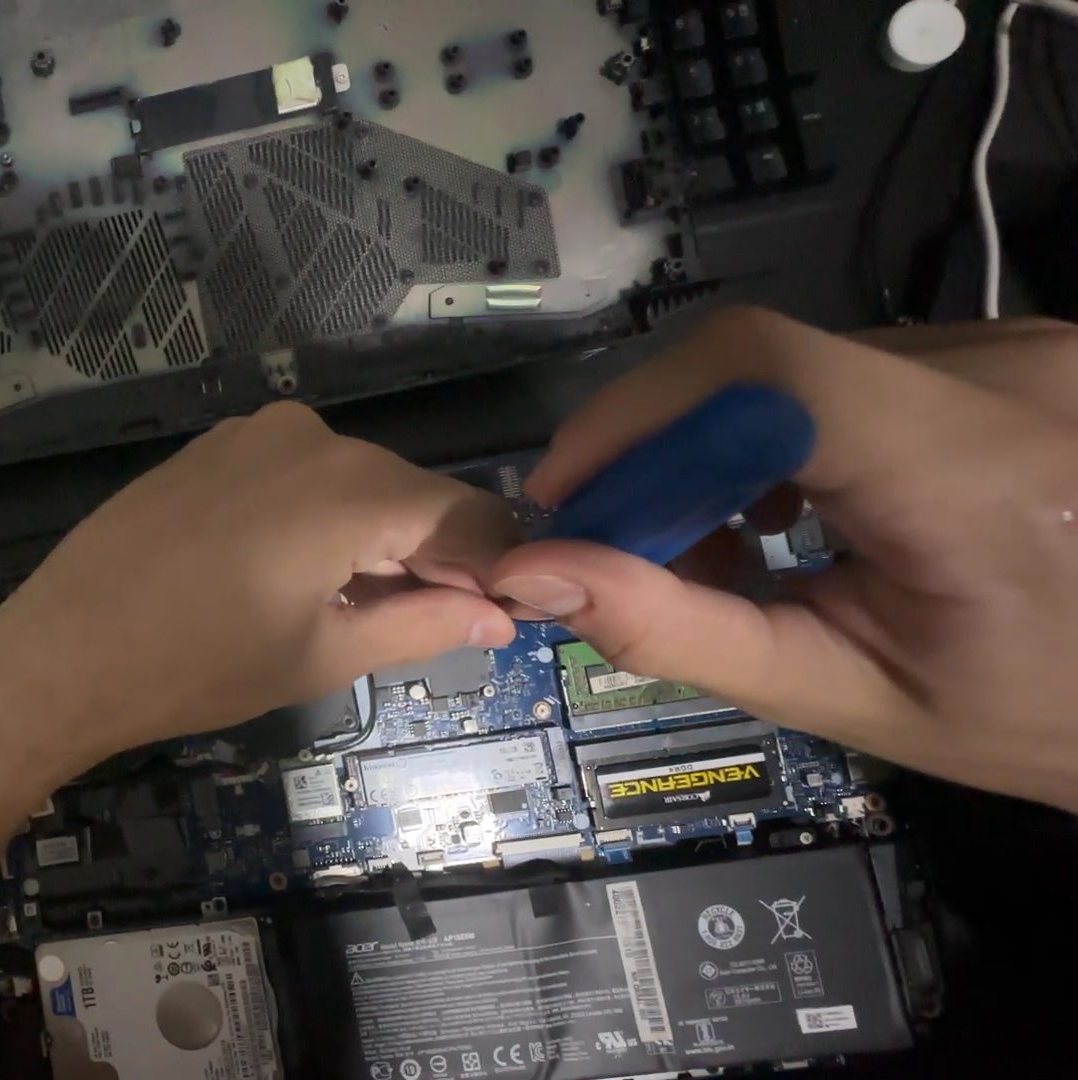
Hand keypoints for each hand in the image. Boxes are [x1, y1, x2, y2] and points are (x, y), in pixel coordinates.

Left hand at [0, 402, 518, 781]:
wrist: (60, 651)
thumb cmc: (195, 666)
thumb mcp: (321, 655)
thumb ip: (421, 623)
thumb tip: (497, 615)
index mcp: (352, 487)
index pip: (464, 514)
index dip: (492, 567)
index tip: (497, 614)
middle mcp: (308, 436)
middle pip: (404, 493)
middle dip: (425, 555)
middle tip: (419, 622)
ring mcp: (248, 434)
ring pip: (346, 482)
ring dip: (366, 538)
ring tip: (343, 605)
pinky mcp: (207, 448)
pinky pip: (290, 475)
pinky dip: (312, 517)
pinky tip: (286, 568)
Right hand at [490, 308, 1077, 810]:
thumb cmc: (1039, 713)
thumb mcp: (836, 694)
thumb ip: (672, 631)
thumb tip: (528, 572)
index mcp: (984, 474)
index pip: (762, 376)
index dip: (629, 419)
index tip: (566, 499)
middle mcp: (1009, 373)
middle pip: (747, 368)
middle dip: (644, 452)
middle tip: (620, 541)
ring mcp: (1011, 348)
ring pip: (771, 369)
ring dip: (693, 452)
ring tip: (705, 544)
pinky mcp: (995, 351)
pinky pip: (820, 373)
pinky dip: (749, 440)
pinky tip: (768, 510)